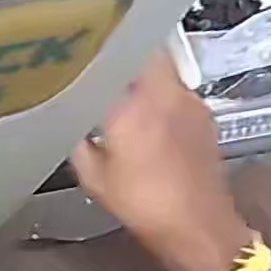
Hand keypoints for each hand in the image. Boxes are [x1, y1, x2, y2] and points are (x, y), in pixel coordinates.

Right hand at [70, 53, 253, 270]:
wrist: (197, 223)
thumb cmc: (142, 205)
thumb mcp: (93, 178)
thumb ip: (78, 142)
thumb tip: (69, 121)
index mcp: (131, 107)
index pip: (110, 58)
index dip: (91, 50)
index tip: (73, 50)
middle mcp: (164, 92)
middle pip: (144, 46)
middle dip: (120, 47)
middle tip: (95, 56)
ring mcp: (188, 99)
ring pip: (161, 63)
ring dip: (139, 66)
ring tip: (114, 80)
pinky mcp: (201, 112)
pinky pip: (173, 86)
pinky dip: (155, 87)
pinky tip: (141, 109)